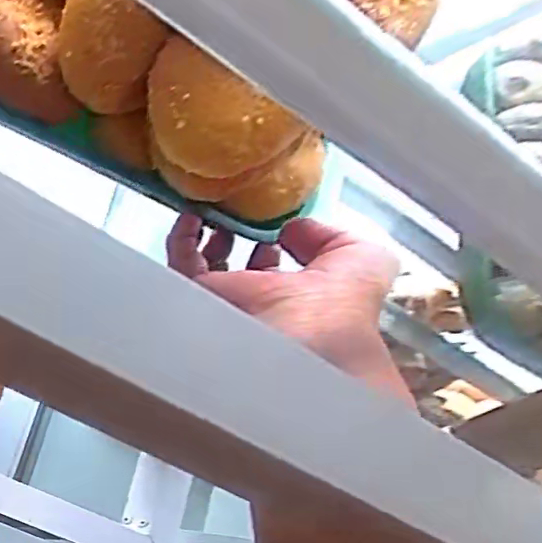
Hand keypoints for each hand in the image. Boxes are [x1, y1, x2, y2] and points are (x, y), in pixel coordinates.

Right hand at [167, 215, 408, 400]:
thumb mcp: (361, 258)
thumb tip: (293, 228)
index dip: (265, 238)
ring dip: (201, 235)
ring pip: (198, 265)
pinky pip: (180, 265)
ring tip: (209, 207)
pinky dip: (181, 240)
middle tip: (233, 209)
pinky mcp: (194, 296)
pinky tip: (193, 217)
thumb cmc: (340, 302)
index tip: (266, 215)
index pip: (265, 264)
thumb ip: (330, 237)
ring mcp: (219, 299)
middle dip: (227, 235)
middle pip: (227, 264)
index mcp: (285, 292)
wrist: (302, 335)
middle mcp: (248, 298)